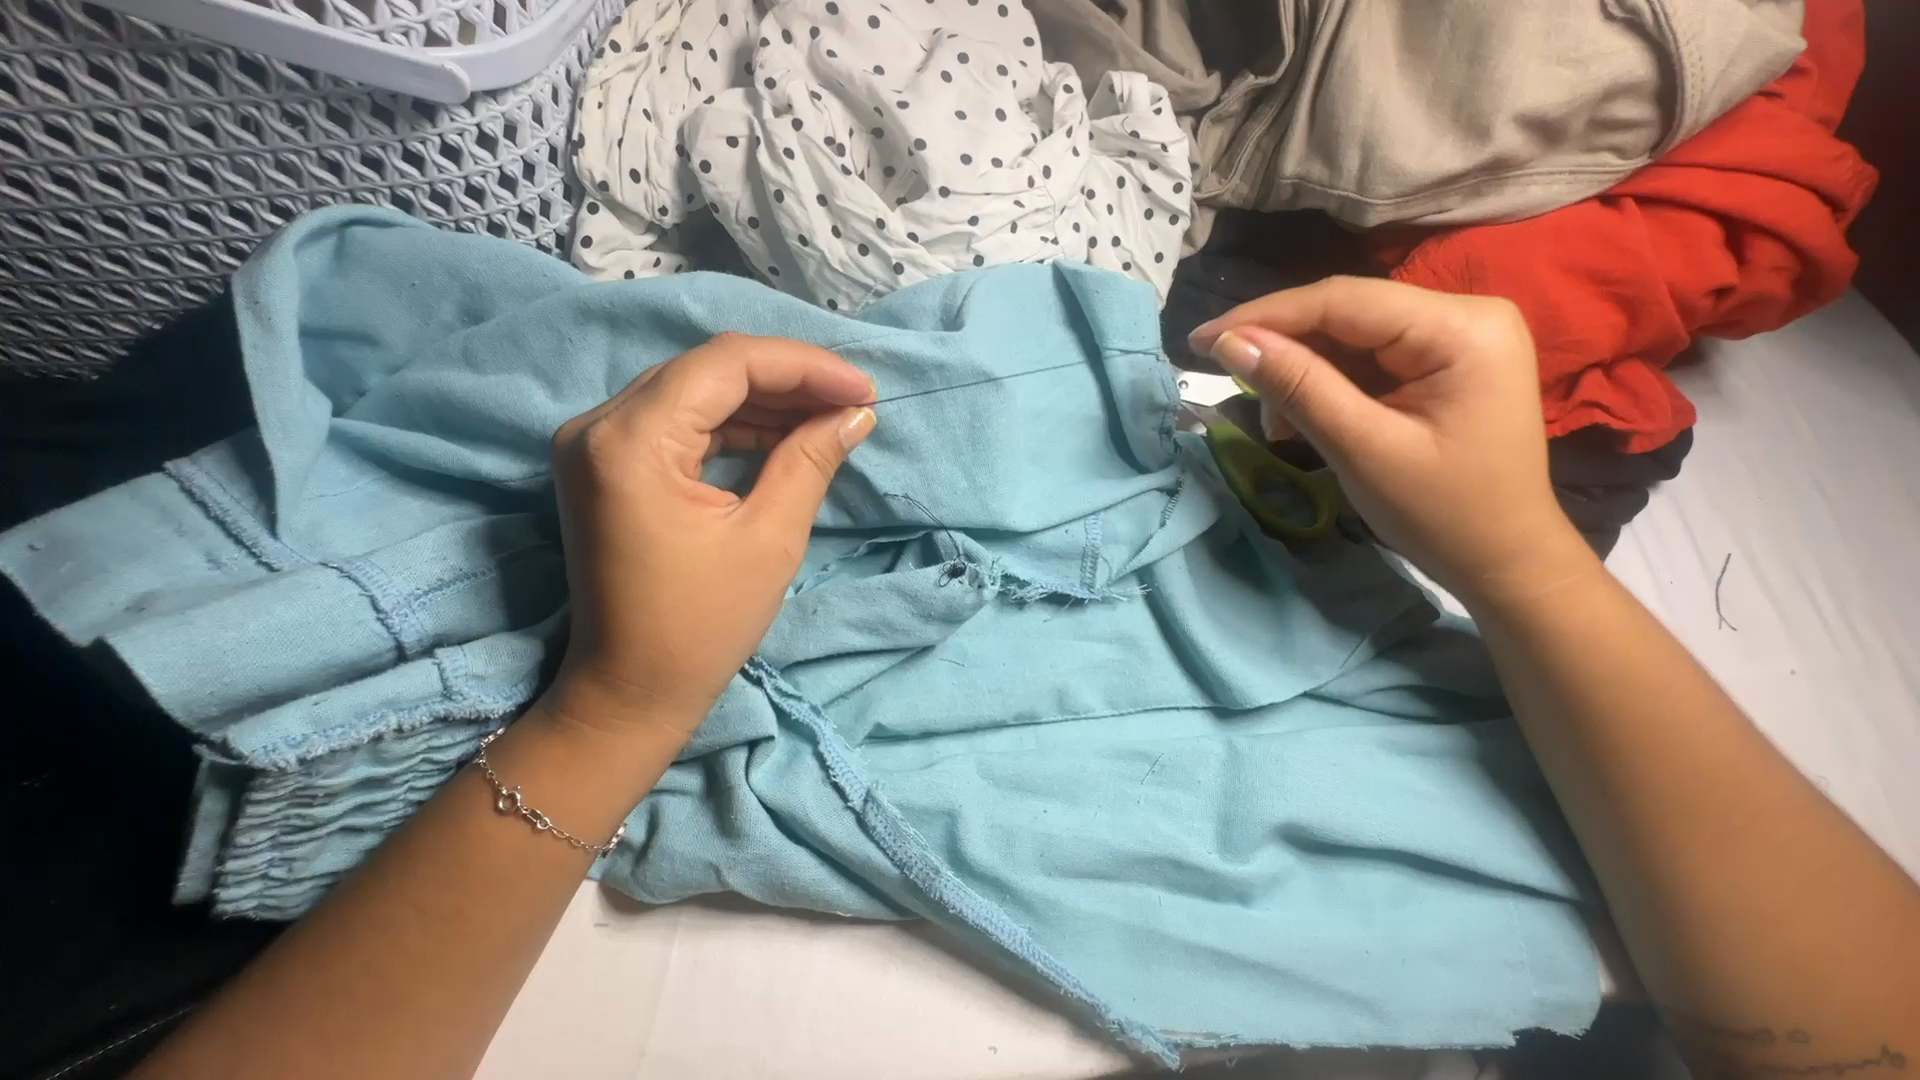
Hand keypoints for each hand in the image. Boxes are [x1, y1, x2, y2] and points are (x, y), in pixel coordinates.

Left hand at [543, 333, 875, 737]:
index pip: (726, 364)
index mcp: (631, 442)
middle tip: (853, 401)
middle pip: (708, 370)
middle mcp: (599, 425)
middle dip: (788, 380)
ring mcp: (594, 442)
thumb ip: (810, 460)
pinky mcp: (604, 462)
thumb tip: (855, 413)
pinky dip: (732, 424)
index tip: (863, 389)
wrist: (629, 690)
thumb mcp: (769, 540)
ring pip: (694, 391)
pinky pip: (677, 421)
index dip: (804, 366)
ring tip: (829, 415)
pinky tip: (784, 432)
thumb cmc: (701, 626)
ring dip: (764, 400)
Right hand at [1189, 275, 1597, 606]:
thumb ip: (1298, 388)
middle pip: (1346, 312)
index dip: (1264, 316)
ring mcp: (1456, 336)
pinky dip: (1324, 383)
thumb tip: (1230, 343)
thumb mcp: (1362, 450)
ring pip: (1349, 335)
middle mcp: (1465, 314)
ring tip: (1270, 418)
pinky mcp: (1443, 361)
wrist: (1503, 559)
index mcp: (1461, 328)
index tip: (1201, 339)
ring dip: (1299, 370)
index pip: (1343, 301)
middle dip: (1281, 344)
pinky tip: (1299, 416)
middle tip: (1220, 372)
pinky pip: (1366, 357)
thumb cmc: (1441, 513)